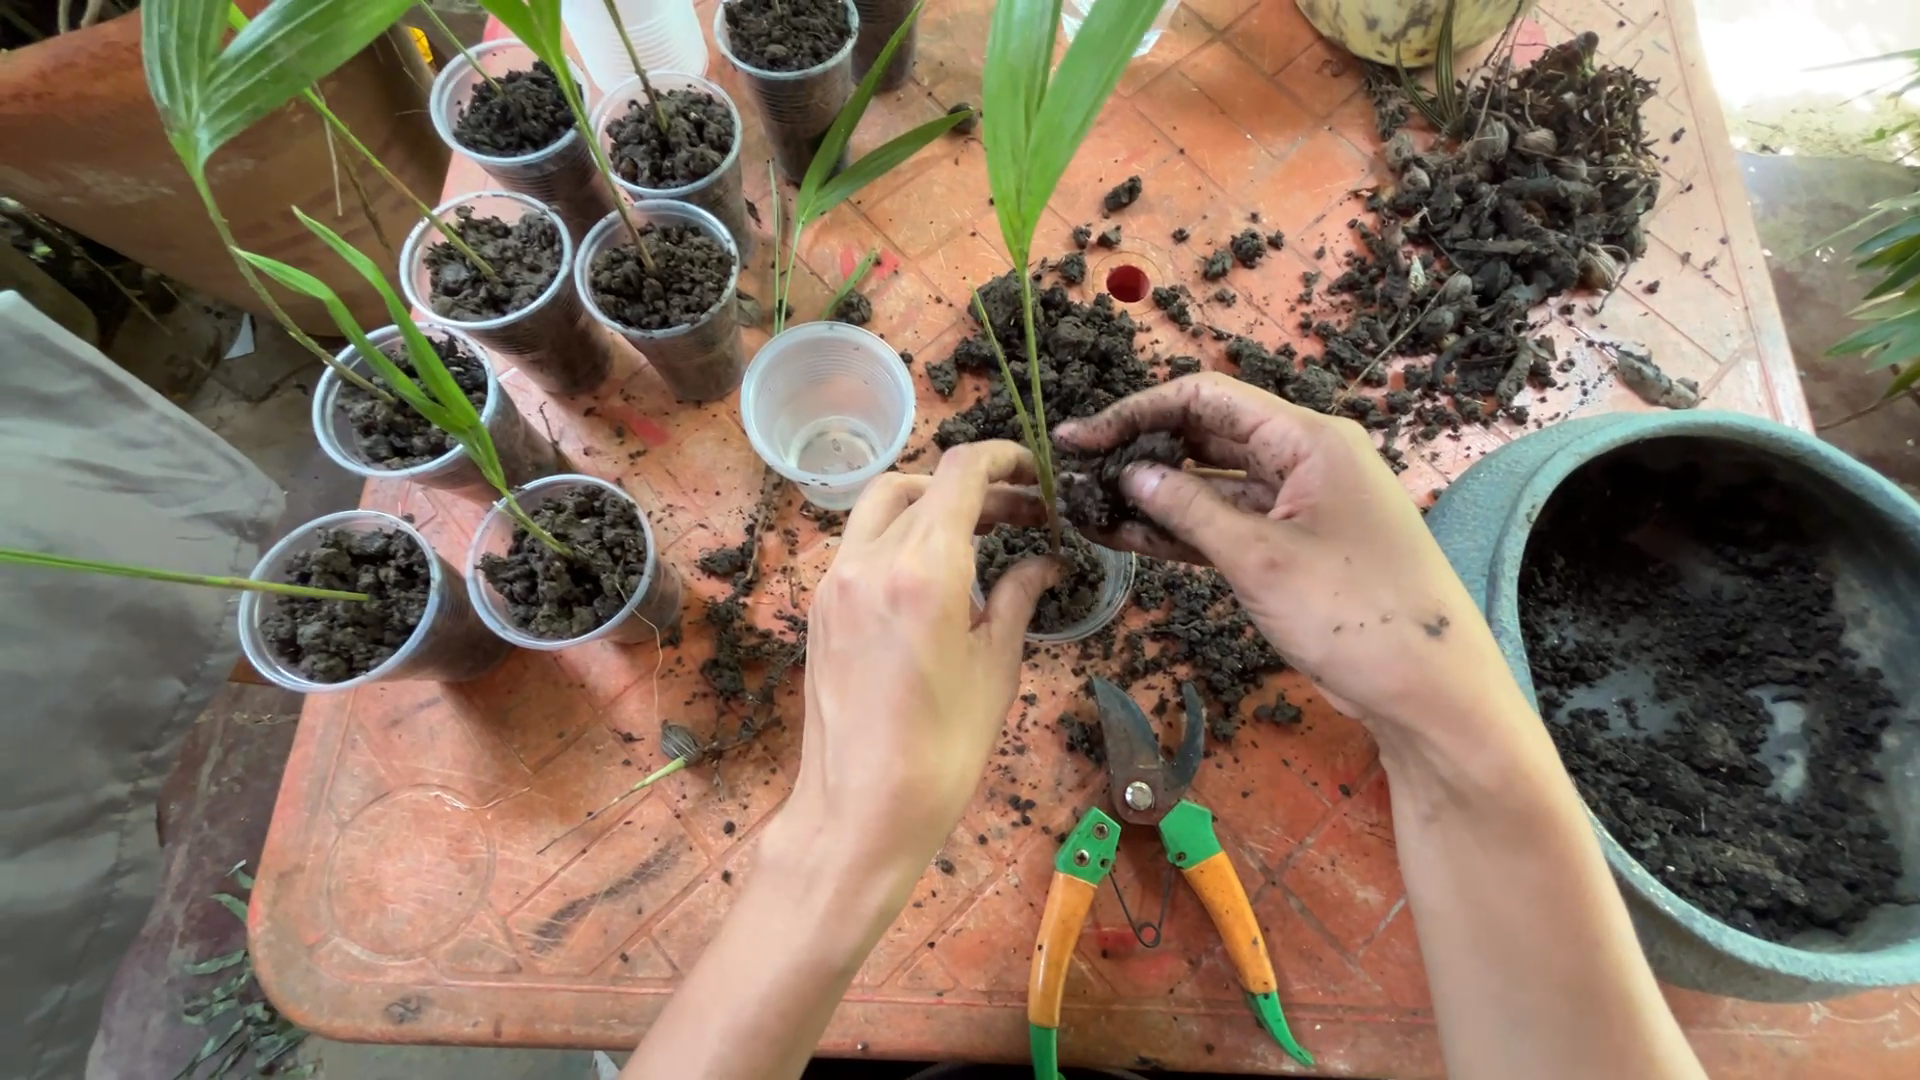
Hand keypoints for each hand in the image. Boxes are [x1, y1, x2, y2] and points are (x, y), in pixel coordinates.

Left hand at [775, 441, 1062, 879]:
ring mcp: (835, 580)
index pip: (960, 474)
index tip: (1032, 474)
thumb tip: (1045, 563)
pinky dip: (899, 536)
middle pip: (919, 483)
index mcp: (924, 569)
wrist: (860, 809)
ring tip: (974, 537)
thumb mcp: (997, 667)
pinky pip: (860, 544)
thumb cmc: (944, 748)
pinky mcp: (819, 605)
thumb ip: (1019, 598)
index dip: (1002, 459)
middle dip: (972, 487)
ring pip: (881, 506)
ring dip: (929, 504)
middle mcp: (870, 559)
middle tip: (1017, 516)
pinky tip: (930, 575)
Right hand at [1053, 373, 1512, 738]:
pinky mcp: (1283, 546)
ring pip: (1207, 485)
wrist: (1428, 693)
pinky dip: (1177, 530)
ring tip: (1087, 506)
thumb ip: (1189, 509)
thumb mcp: (1261, 558)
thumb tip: (1129, 474)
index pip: (1207, 399)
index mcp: (1308, 439)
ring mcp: (1291, 505)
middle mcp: (1300, 459)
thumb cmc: (1355, 612)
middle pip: (1204, 438)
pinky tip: (1124, 535)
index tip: (1082, 436)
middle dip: (1140, 451)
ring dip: (1152, 496)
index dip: (1137, 411)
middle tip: (1076, 470)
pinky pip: (1220, 525)